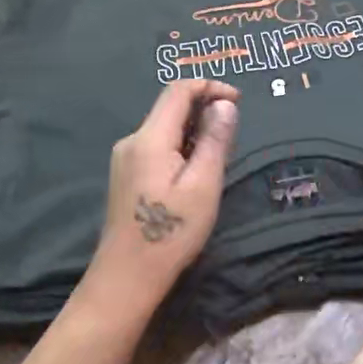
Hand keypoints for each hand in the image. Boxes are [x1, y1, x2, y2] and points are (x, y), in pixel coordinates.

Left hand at [79, 80, 240, 321]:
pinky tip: (192, 171)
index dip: (210, 86)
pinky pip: (156, 145)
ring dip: (192, 129)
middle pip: (169, 107)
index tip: (238, 100)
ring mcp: (124, 157)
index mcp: (149, 137)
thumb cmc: (170, 233)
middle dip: (203, 108)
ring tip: (216, 156)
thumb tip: (225, 103)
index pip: (178, 90)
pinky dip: (179, 146)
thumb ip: (214, 140)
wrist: (127, 277)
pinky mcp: (125, 174)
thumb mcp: (203, 185)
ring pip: (163, 127)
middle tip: (231, 134)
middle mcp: (132, 140)